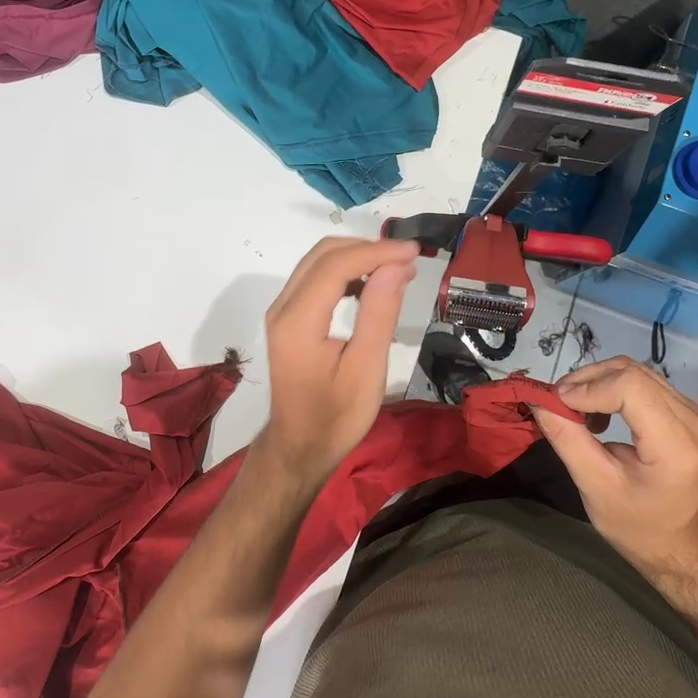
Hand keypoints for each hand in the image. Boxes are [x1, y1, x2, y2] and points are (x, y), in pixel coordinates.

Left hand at [257, 237, 418, 485]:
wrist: (300, 448)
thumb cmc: (336, 417)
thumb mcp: (366, 370)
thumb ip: (379, 314)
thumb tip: (396, 266)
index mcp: (298, 321)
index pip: (337, 265)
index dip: (377, 252)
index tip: (415, 252)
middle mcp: (283, 307)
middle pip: (324, 254)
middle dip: (368, 249)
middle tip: (409, 260)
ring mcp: (282, 311)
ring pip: (319, 262)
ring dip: (358, 258)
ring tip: (398, 270)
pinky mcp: (289, 318)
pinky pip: (316, 278)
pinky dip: (347, 272)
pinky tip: (374, 285)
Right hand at [533, 357, 697, 577]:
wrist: (679, 547)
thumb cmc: (637, 526)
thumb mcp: (595, 488)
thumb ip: (567, 440)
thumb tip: (538, 400)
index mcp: (676, 446)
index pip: (631, 388)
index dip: (590, 387)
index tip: (558, 403)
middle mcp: (693, 421)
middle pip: (633, 373)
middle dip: (589, 380)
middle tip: (558, 403)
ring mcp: (693, 413)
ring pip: (637, 371)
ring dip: (599, 381)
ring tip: (576, 409)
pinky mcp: (686, 411)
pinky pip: (644, 382)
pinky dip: (613, 388)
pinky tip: (600, 414)